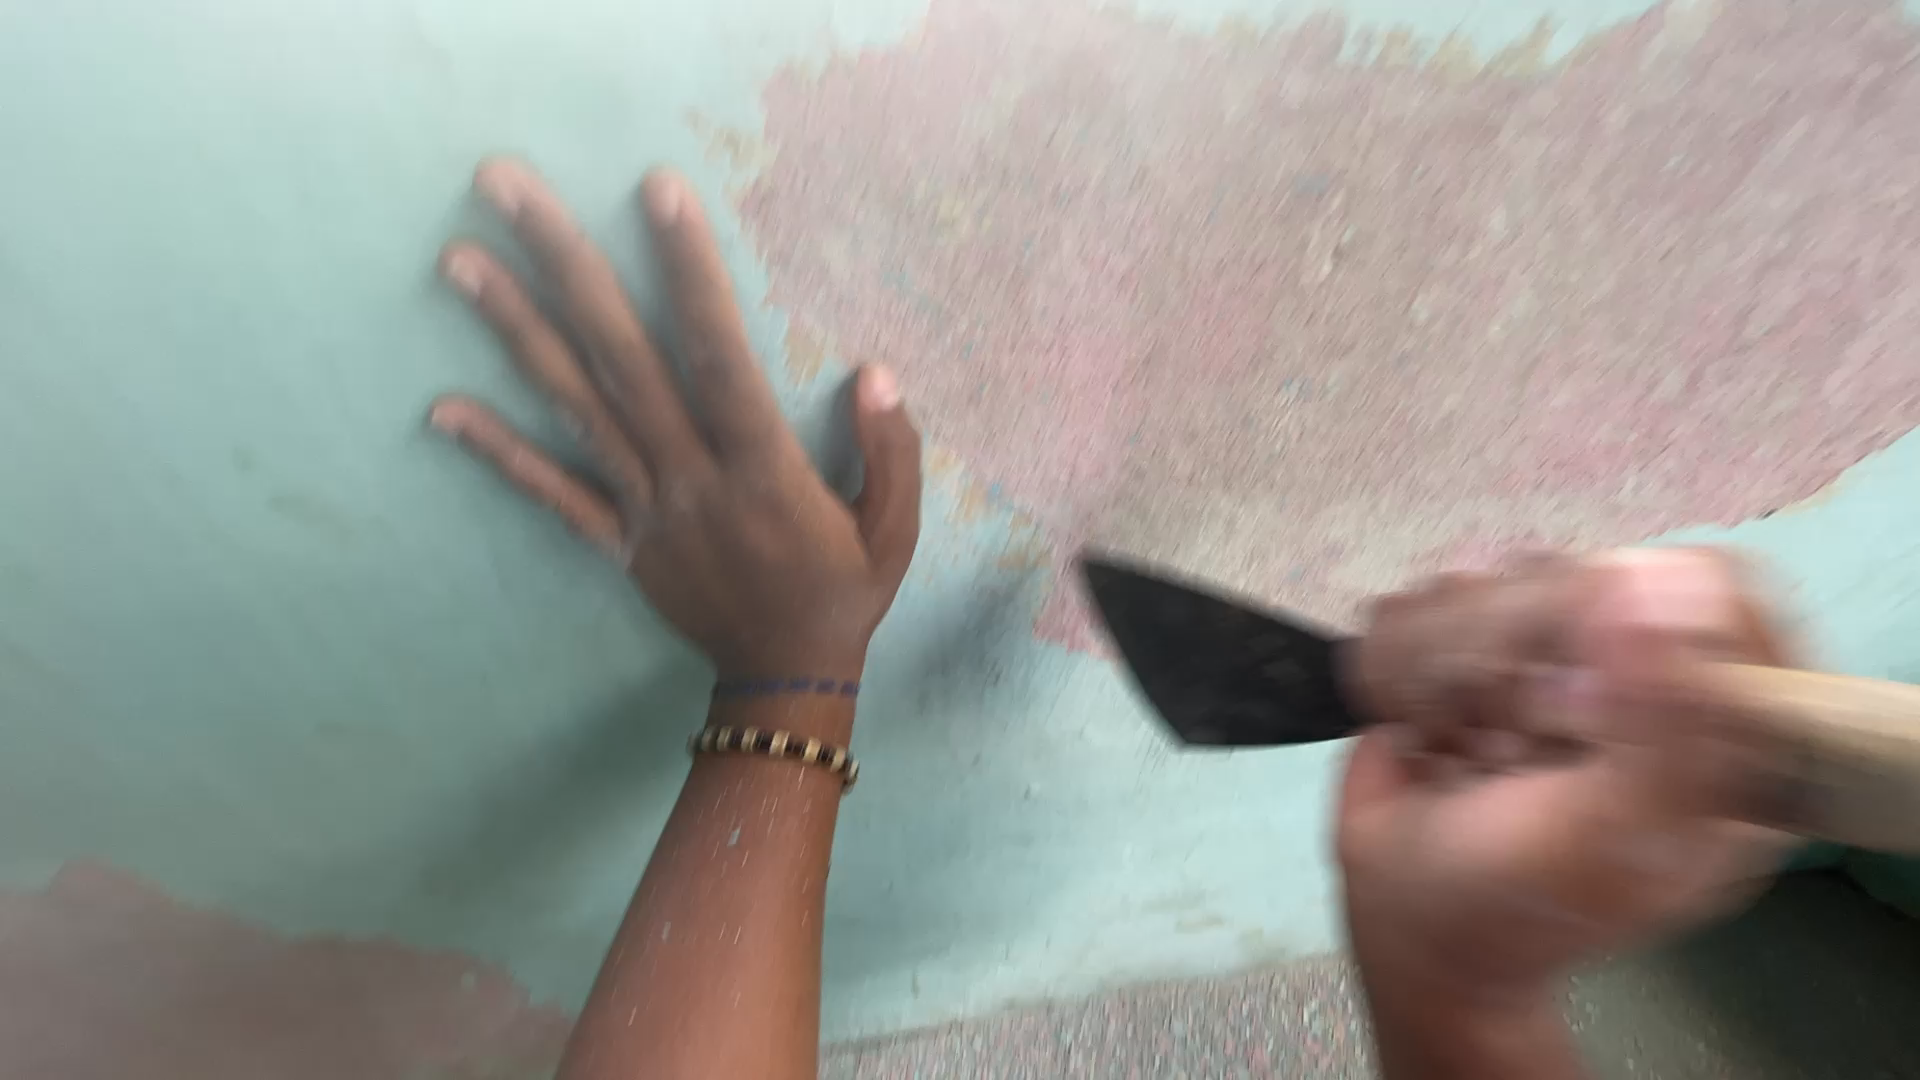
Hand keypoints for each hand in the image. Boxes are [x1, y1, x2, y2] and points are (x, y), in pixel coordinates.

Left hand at [430, 159, 921, 676]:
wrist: (787, 675)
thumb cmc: (847, 592)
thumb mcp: (897, 529)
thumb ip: (893, 451)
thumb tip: (875, 374)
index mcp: (765, 473)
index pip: (722, 359)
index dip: (692, 275)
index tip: (659, 191)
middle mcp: (694, 482)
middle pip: (625, 365)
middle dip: (568, 270)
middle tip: (504, 186)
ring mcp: (649, 513)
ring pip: (579, 415)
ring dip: (518, 336)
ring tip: (458, 261)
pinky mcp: (623, 545)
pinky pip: (555, 498)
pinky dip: (500, 455)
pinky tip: (445, 411)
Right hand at [1336, 549, 1795, 1001]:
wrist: (1400, 910)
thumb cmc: (1515, 897)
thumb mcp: (1611, 836)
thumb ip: (1662, 720)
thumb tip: (1656, 576)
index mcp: (1712, 712)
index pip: (1695, 585)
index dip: (1619, 627)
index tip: (1571, 704)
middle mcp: (1621, 664)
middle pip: (1556, 572)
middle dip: (1501, 671)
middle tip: (1499, 750)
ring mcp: (1523, 648)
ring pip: (1464, 582)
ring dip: (1436, 681)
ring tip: (1454, 748)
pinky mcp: (1443, 645)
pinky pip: (1401, 609)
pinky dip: (1392, 678)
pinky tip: (1415, 732)